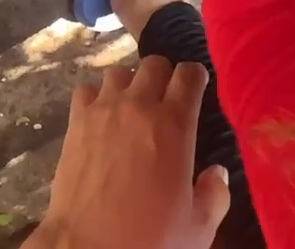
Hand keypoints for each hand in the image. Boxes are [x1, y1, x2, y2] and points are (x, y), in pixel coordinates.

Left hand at [26, 57, 229, 248]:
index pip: (188, 76)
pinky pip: (88, 89)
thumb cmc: (150, 240)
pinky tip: (102, 115)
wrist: (89, 248)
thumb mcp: (198, 229)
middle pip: (154, 64)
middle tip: (167, 96)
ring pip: (120, 72)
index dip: (196, 75)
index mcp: (174, 126)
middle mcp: (138, 106)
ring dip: (131, 83)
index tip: (198, 83)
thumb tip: (217, 172)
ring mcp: (104, 108)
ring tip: (133, 106)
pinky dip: (98, 95)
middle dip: (165, 75)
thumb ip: (214, 196)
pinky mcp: (77, 119)